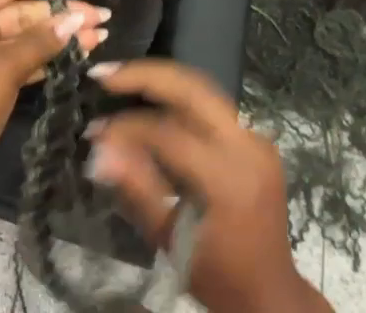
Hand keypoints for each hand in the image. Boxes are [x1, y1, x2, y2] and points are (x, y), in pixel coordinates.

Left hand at [0, 0, 108, 196]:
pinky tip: (79, 54)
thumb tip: (76, 17)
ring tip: (101, 34)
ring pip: (27, 35)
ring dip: (60, 35)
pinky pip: (24, 57)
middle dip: (61, 12)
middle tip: (102, 15)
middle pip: (22, 9)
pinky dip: (49, 56)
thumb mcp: (5, 67)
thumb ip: (42, 40)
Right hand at [87, 60, 329, 312]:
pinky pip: (213, 104)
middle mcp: (248, 147)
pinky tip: (151, 98)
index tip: (94, 132)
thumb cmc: (218, 272)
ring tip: (120, 78)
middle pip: (191, 89)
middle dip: (143, 76)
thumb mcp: (171, 237)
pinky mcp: (257, 138)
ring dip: (160, 80)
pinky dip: (178, 97)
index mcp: (228, 178)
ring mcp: (257, 139)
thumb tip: (97, 150)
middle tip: (103, 75)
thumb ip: (135, 188)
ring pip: (203, 88)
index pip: (168, 133)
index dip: (126, 128)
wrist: (271, 291)